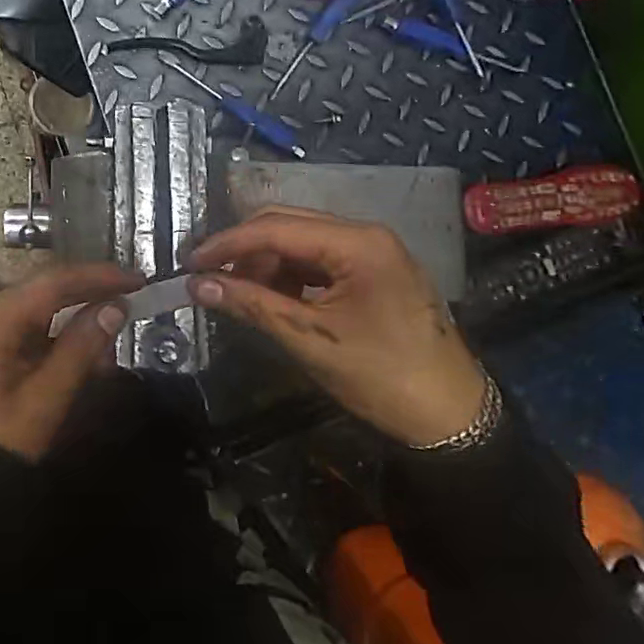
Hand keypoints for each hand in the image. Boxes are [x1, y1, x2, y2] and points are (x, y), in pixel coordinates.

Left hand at [0, 263, 143, 460]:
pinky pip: (26, 321)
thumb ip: (82, 348)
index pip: (53, 282)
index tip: (136, 280)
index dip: (98, 277)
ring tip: (106, 347)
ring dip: (75, 319)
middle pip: (46, 289)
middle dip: (90, 300)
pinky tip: (78, 353)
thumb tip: (114, 308)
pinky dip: (55, 332)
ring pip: (39, 305)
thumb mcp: (46, 400)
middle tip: (128, 311)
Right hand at [186, 207, 487, 446]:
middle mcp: (365, 234)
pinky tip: (271, 297)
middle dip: (243, 250)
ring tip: (237, 293)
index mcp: (357, 243)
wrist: (453, 418)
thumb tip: (197, 285)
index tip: (190, 262)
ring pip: (300, 241)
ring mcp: (372, 251)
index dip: (227, 243)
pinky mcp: (372, 271)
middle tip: (207, 276)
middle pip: (287, 225)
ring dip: (264, 263)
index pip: (275, 228)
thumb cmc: (383, 377)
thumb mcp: (310, 340)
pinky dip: (288, 275)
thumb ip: (251, 304)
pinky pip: (318, 260)